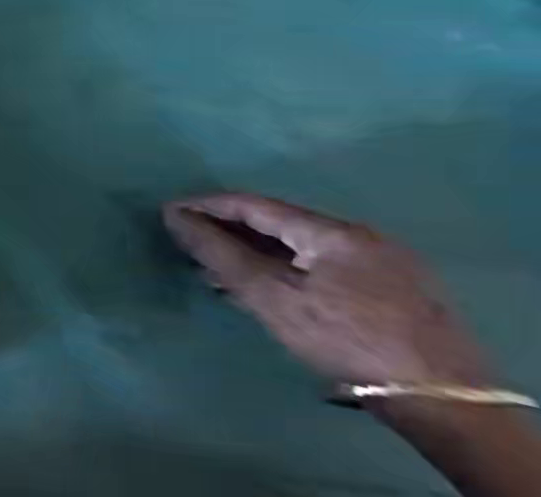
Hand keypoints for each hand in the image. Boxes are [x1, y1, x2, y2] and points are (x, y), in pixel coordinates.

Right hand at [162, 193, 491, 386]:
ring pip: (299, 249)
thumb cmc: (345, 339)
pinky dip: (285, 272)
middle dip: (228, 233)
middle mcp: (363, 239)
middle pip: (278, 225)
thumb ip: (217, 251)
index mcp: (335, 232)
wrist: (445, 407)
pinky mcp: (395, 294)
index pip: (253, 205)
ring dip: (254, 256)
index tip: (167, 213)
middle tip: (189, 244)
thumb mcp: (269, 295)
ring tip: (217, 272)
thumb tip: (172, 215)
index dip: (204, 205)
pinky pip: (322, 268)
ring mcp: (385, 267)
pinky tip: (264, 289)